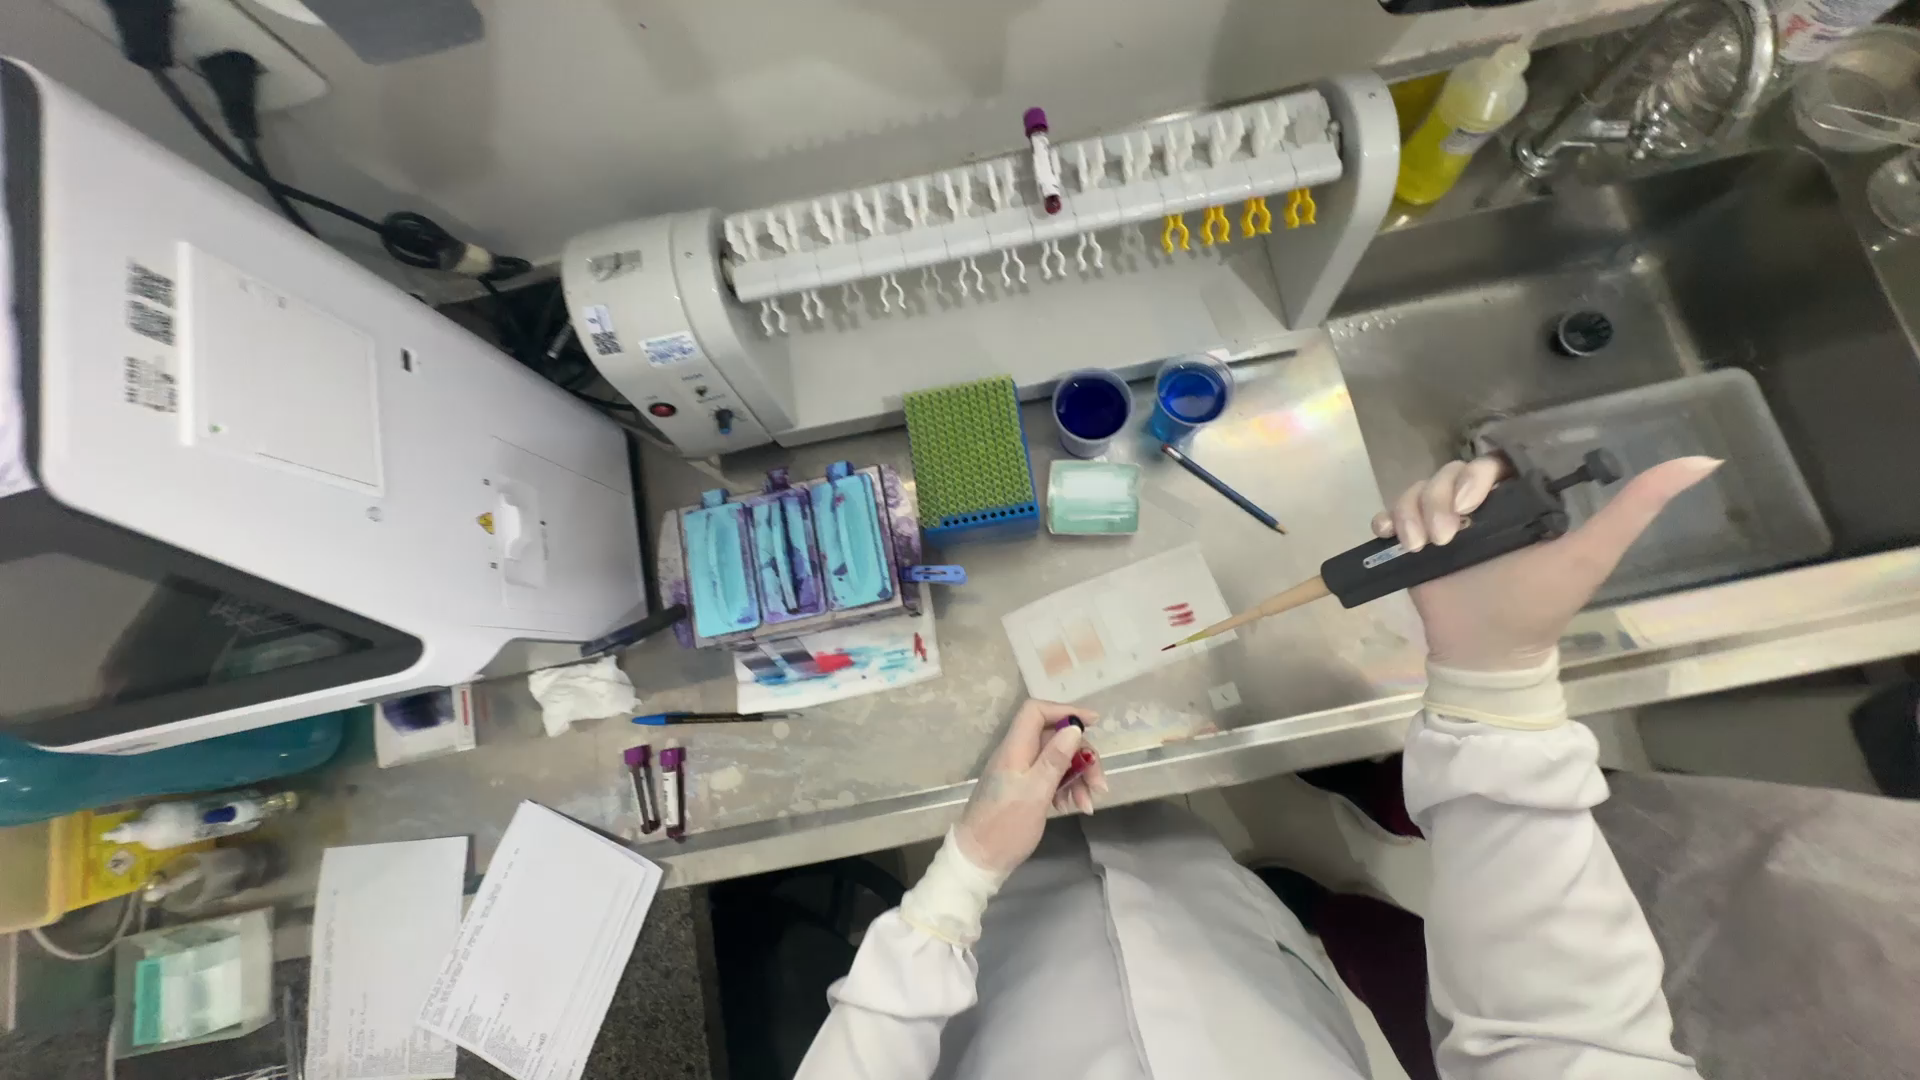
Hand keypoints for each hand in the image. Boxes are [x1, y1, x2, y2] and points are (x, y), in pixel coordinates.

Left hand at [954, 700, 1106, 875]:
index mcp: (1015, 748)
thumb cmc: (1005, 826)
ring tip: (1088, 804)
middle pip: (1055, 738)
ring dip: (1079, 777)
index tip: (1093, 723)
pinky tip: (1074, 807)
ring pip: (1057, 759)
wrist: (979, 859)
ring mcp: (1021, 772)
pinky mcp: (1025, 788)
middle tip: (1099, 784)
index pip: (1036, 711)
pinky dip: (1067, 789)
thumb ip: (1054, 759)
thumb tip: (1075, 728)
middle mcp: (1018, 754)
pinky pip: (1051, 777)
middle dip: (1082, 756)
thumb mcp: (1036, 792)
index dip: (1065, 711)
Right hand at [1372, 455, 1721, 671]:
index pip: (1489, 466)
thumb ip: (1635, 509)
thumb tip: (1702, 461)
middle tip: (1447, 537)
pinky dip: (1385, 521)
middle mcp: (1477, 512)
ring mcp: (1439, 528)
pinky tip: (1391, 539)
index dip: (1475, 478)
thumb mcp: (1590, 554)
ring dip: (1411, 515)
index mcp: (1517, 506)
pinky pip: (1389, 516)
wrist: (1486, 648)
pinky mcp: (1409, 547)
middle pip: (1444, 476)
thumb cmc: (1538, 604)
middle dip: (1438, 502)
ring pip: (1414, 493)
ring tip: (1421, 548)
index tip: (1471, 507)